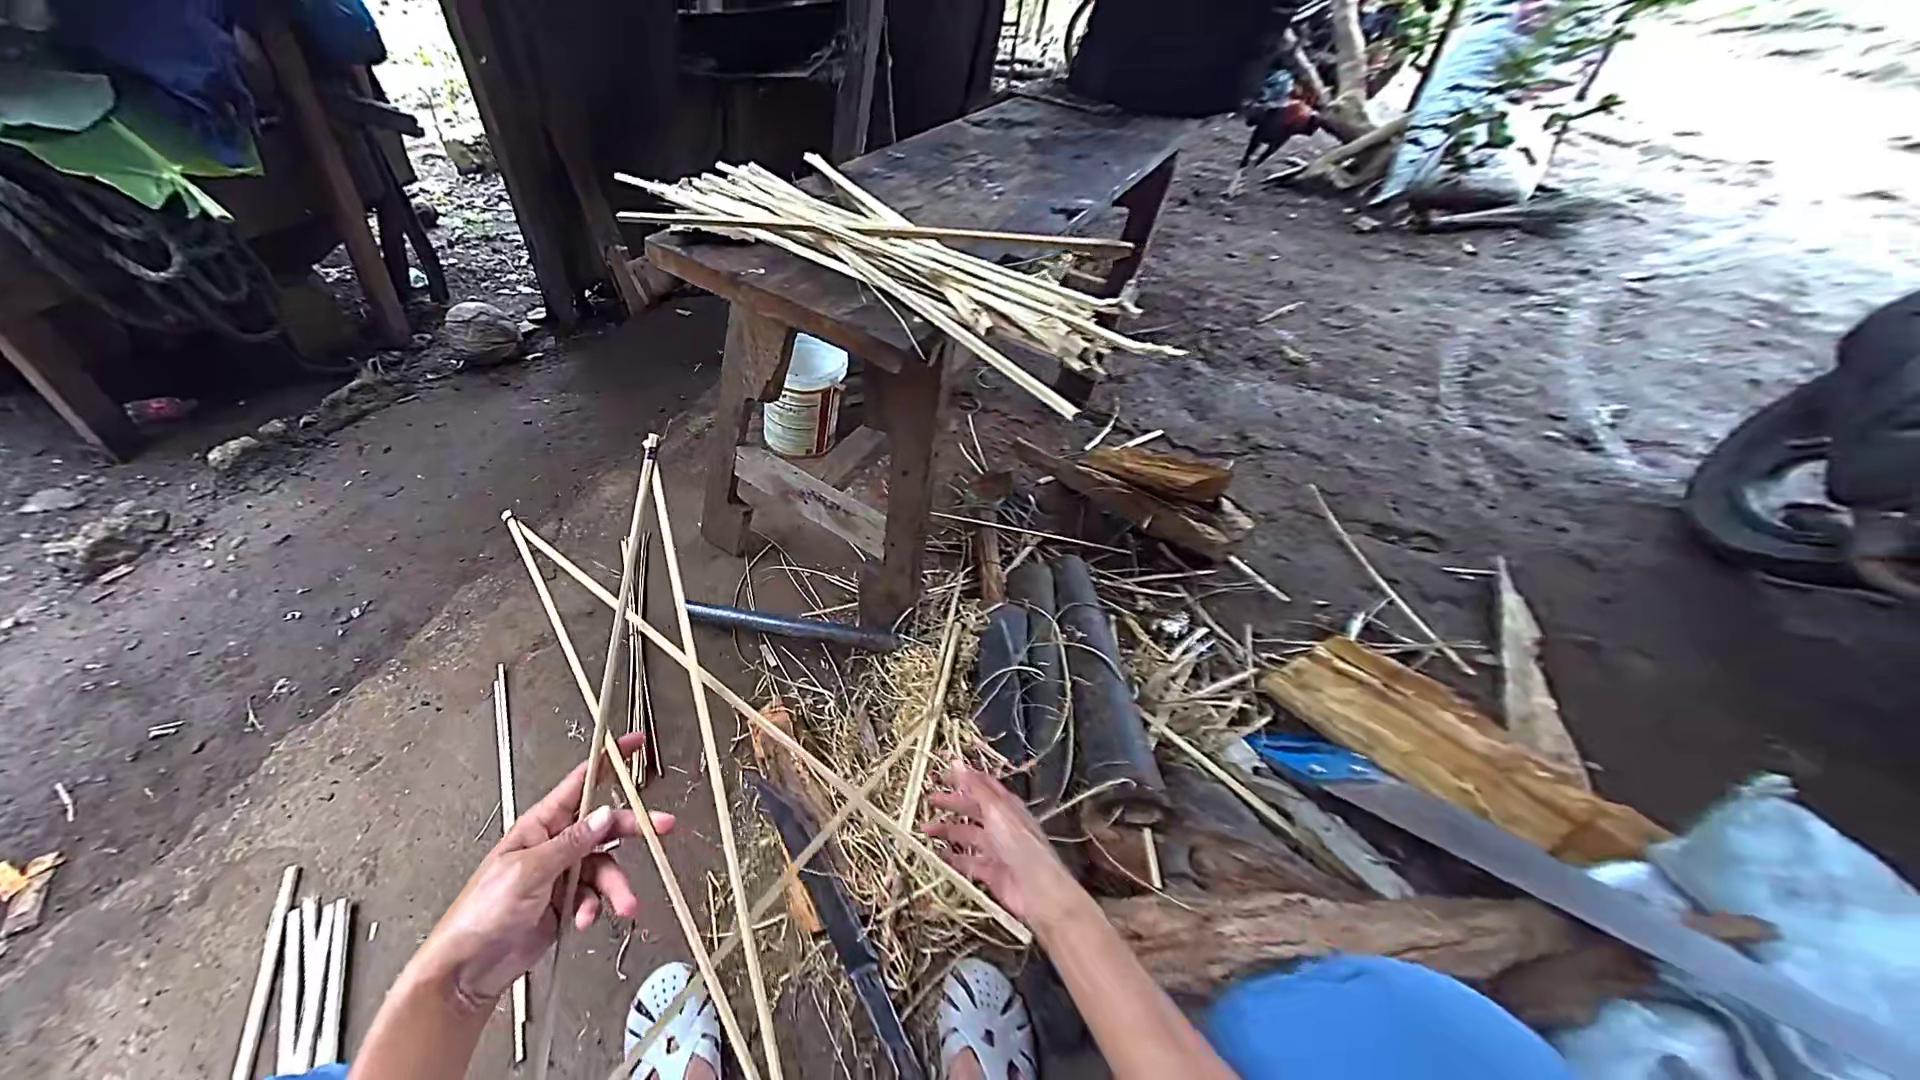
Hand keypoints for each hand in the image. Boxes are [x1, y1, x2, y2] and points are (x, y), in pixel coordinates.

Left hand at [413, 732, 672, 1004]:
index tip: (634, 743)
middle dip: (635, 827)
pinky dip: (596, 906)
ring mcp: (563, 872)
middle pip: (606, 825)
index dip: (609, 759)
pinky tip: (586, 919)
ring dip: (617, 886)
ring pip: (607, 865)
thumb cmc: (479, 915)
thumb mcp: (528, 871)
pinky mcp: (567, 900)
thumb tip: (604, 815)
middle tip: (662, 826)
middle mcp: (556, 843)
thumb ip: (571, 843)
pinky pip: (596, 894)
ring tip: (624, 904)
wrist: (466, 972)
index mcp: (541, 825)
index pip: (582, 781)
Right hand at [924, 765, 1087, 931]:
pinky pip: (968, 862)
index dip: (964, 779)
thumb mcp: (996, 809)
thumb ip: (975, 788)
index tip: (943, 776)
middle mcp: (1000, 824)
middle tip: (931, 800)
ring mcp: (995, 848)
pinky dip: (953, 858)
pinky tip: (938, 856)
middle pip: (972, 809)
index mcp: (1005, 805)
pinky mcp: (991, 871)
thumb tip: (958, 763)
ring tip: (926, 830)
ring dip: (947, 831)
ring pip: (967, 835)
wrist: (1036, 889)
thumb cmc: (1020, 844)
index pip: (982, 786)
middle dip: (951, 803)